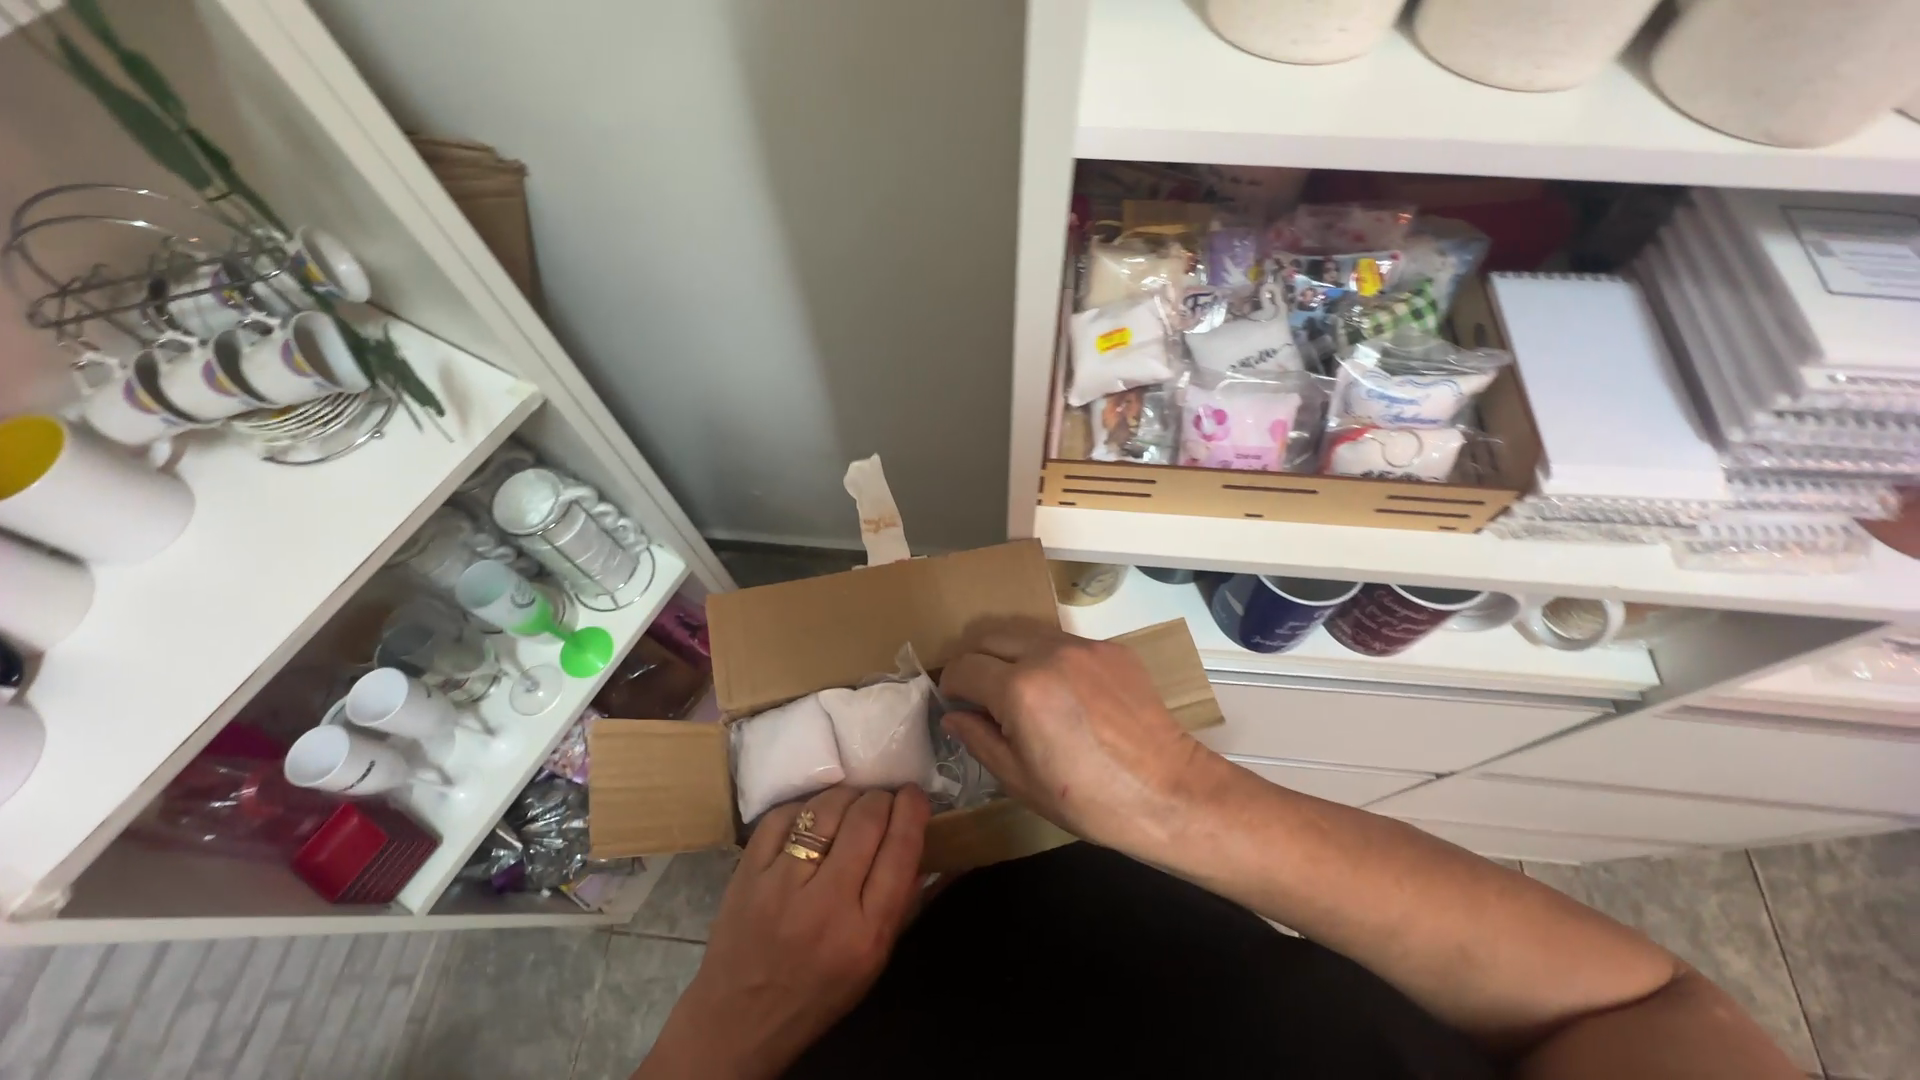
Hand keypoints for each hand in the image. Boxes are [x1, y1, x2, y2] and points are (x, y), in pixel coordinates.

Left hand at [637, 785, 930, 1079]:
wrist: (739, 1019)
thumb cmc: (818, 992)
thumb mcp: (875, 960)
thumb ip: (904, 901)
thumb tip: (930, 846)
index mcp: (866, 932)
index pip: (901, 850)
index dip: (913, 811)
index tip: (915, 796)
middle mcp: (826, 904)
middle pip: (866, 820)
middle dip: (882, 798)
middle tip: (885, 799)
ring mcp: (780, 884)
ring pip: (825, 809)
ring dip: (847, 796)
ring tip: (852, 803)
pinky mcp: (747, 872)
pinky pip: (782, 815)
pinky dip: (805, 807)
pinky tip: (814, 815)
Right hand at [938, 619, 1218, 859]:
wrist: (1166, 792)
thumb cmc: (1087, 799)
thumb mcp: (1019, 779)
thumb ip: (979, 738)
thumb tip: (954, 716)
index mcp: (1019, 689)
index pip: (964, 667)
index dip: (951, 685)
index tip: (956, 702)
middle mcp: (1048, 654)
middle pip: (990, 636)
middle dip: (976, 660)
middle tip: (979, 691)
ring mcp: (1083, 647)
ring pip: (1027, 631)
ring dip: (1011, 652)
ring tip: (1017, 686)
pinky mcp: (1112, 649)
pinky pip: (1064, 642)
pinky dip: (1049, 657)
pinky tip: (1062, 691)